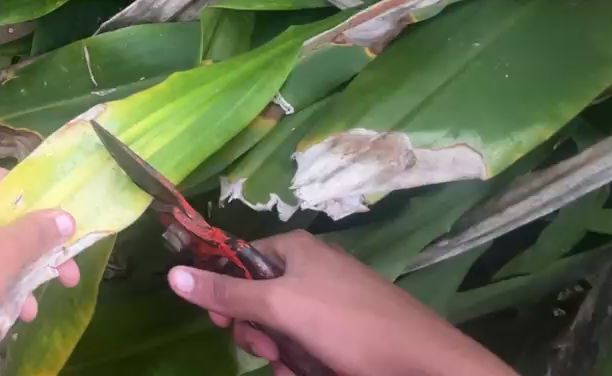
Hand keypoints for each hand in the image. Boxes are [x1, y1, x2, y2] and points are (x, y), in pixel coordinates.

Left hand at [0, 168, 79, 336]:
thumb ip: (39, 232)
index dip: (38, 206)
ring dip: (16, 271)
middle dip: (35, 250)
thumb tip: (65, 217)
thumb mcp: (8, 252)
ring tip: (34, 306)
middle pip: (2, 217)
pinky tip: (14, 310)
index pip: (8, 183)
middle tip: (65, 272)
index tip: (61, 229)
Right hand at [166, 231, 513, 375]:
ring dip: (284, 356)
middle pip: (259, 299)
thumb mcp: (281, 308)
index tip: (222, 322)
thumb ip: (225, 293)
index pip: (238, 260)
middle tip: (270, 353)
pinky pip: (314, 348)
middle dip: (259, 332)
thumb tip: (171, 274)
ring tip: (301, 372)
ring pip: (285, 330)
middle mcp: (312, 270)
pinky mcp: (356, 338)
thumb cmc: (353, 326)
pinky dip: (310, 366)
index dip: (225, 291)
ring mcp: (337, 305)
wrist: (439, 372)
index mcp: (294, 248)